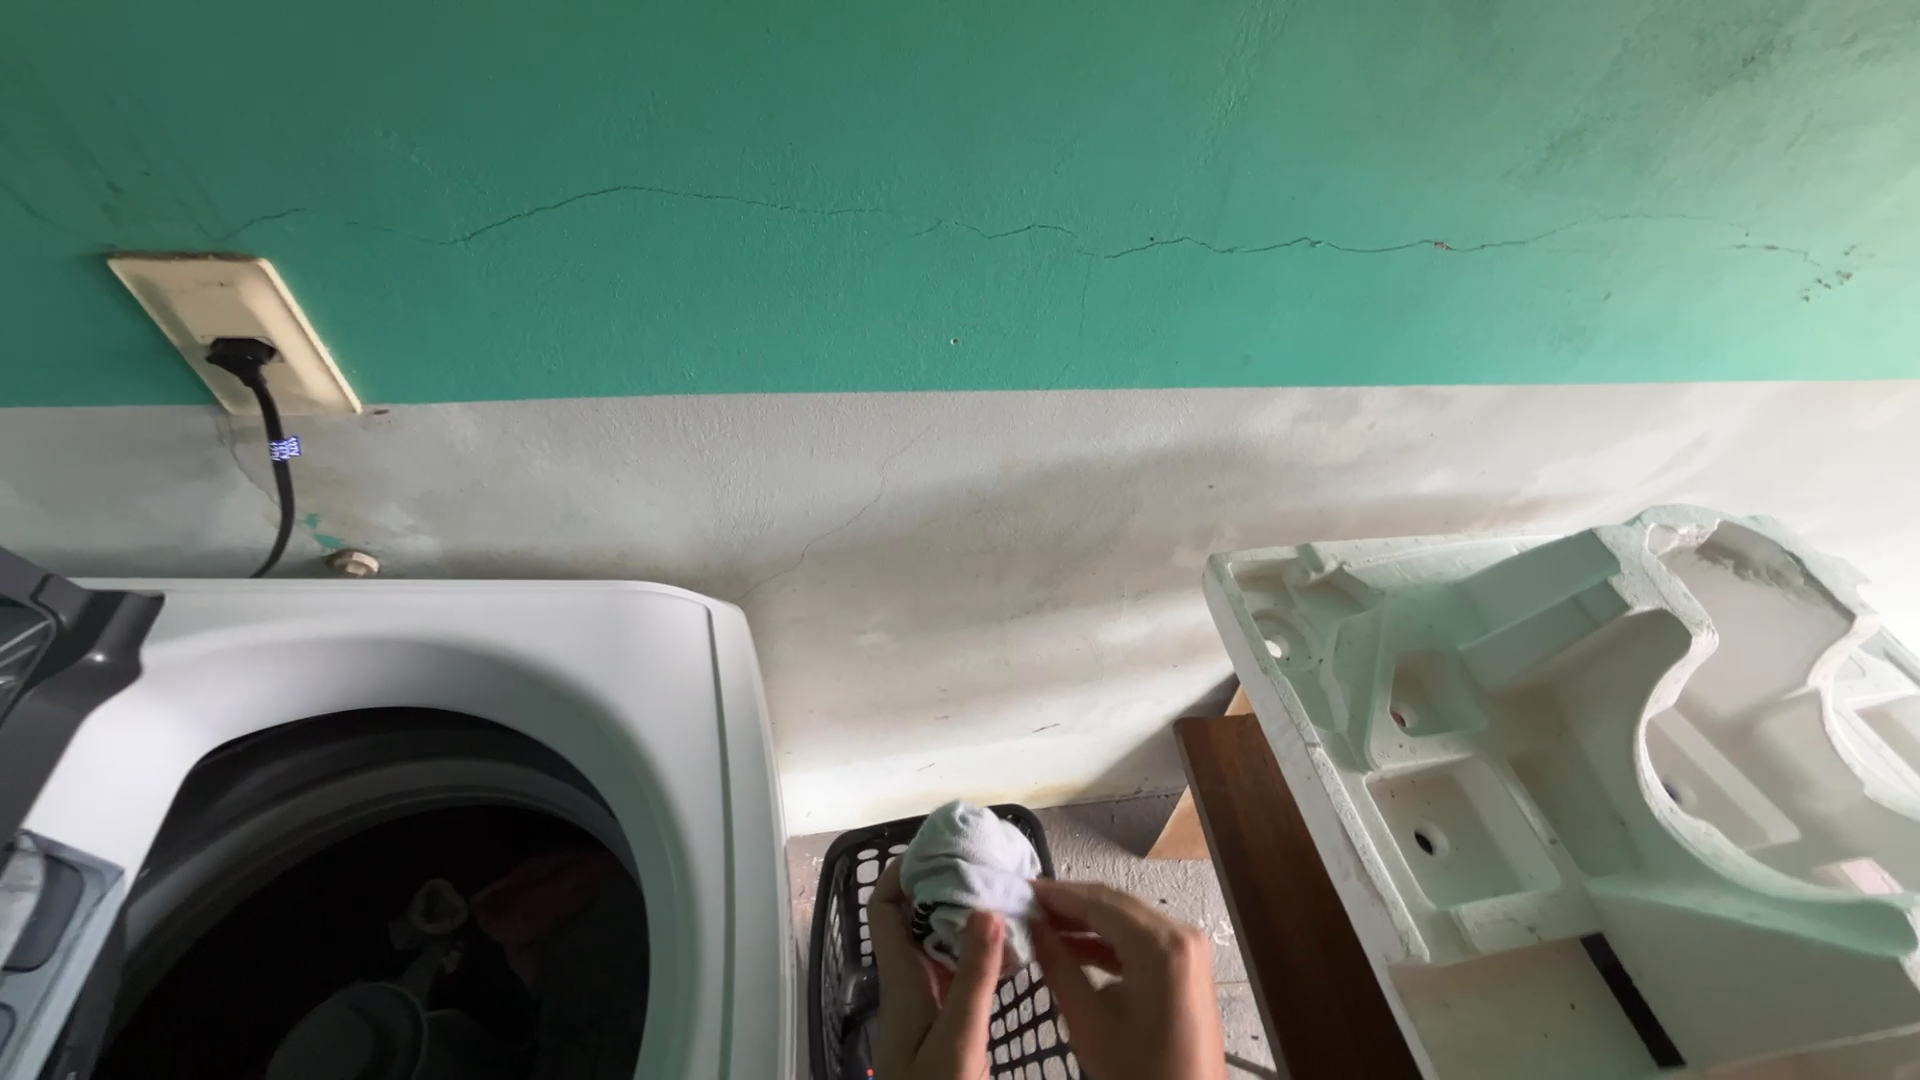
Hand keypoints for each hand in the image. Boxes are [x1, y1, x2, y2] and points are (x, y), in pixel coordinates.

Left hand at [867, 860, 1006, 1079]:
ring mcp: (928, 997)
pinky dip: (980, 947)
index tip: (938, 848)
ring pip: (940, 940)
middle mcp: (910, 978)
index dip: (902, 873)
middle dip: (945, 886)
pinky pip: (959, 966)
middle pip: (916, 917)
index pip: (885, 909)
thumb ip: (973, 978)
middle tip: (983, 864)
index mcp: (900, 976)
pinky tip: (1009, 942)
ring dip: (966, 915)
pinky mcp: (946, 1016)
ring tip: (1001, 892)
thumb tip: (987, 908)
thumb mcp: (957, 1039)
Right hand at [1030, 878, 1227, 1079]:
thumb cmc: (1138, 1075)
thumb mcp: (1088, 1021)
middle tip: (1026, 903)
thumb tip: (1030, 924)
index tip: (1019, 889)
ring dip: (1085, 920)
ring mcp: (1186, 947)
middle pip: (1114, 904)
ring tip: (1042, 923)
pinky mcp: (1185, 963)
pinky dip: (1106, 940)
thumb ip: (1057, 964)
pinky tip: (1071, 944)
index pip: (1098, 902)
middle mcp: (1179, 933)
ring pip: (1125, 918)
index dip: (1056, 894)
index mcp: (1159, 944)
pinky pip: (1139, 938)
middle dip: (1069, 904)